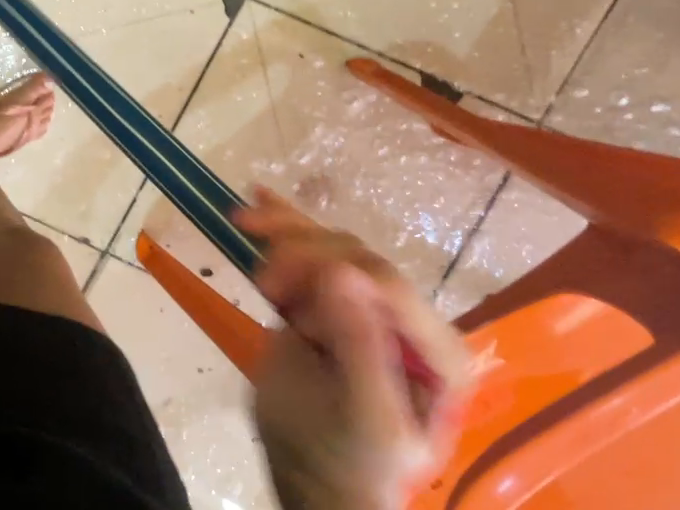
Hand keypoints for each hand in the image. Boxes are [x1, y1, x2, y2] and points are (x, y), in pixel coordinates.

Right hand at [236, 189, 468, 509]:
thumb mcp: (360, 415)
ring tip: (245, 228)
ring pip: (330, 246)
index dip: (323, 264)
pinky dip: (283, 226)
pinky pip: (310, 254)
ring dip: (285, 233)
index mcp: (435, 350)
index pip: (383, 279)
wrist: (315, 481)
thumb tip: (342, 273)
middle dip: (300, 251)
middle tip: (260, 283)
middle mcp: (407, 320)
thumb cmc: (345, 459)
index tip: (267, 285)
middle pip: (353, 255)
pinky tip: (259, 198)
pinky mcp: (329, 305)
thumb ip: (360, 347)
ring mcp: (367, 310)